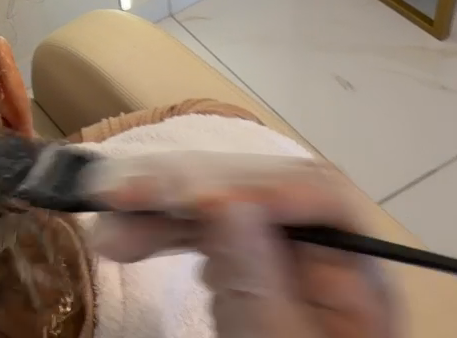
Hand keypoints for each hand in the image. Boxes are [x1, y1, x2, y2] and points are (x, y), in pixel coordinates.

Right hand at [88, 154, 396, 337]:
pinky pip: (200, 228)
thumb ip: (254, 274)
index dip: (248, 182)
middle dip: (177, 188)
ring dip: (153, 208)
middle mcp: (318, 250)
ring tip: (104, 233)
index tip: (184, 196)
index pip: (312, 192)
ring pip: (214, 203)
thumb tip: (225, 197)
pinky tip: (130, 242)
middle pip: (249, 188)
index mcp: (351, 273)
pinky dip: (158, 228)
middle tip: (114, 199)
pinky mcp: (246, 264)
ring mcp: (279, 255)